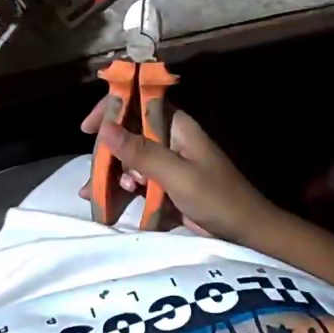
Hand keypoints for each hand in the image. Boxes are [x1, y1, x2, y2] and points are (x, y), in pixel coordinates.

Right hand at [79, 104, 284, 245]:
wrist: (245, 230)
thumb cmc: (217, 197)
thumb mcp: (177, 175)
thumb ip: (142, 152)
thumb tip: (105, 128)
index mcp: (176, 126)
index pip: (139, 102)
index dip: (112, 109)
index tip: (88, 129)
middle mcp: (169, 138)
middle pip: (128, 132)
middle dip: (107, 151)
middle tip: (93, 173)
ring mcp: (167, 161)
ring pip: (129, 158)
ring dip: (112, 173)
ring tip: (95, 193)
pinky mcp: (166, 183)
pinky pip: (137, 179)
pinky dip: (122, 188)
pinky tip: (106, 201)